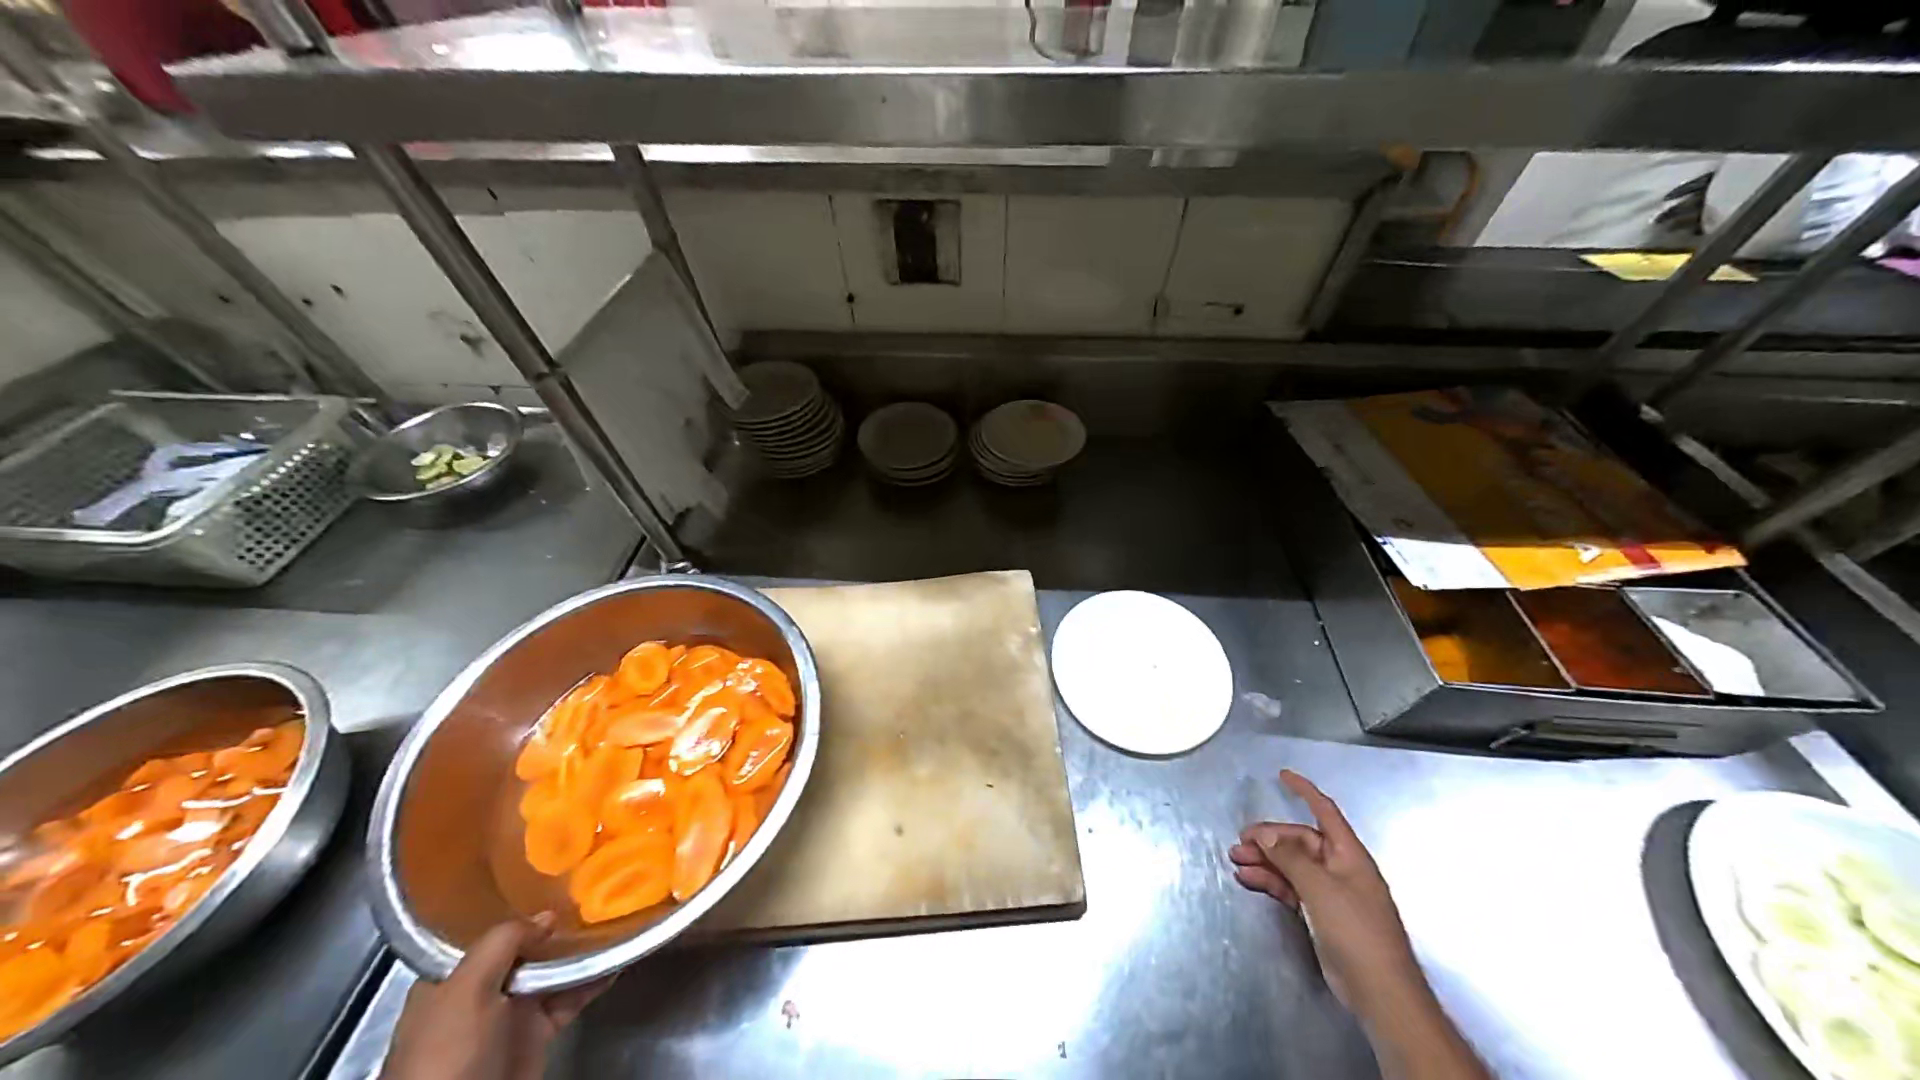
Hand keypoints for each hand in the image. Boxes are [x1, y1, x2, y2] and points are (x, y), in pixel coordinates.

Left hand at [380, 915, 613, 1079]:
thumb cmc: (451, 1052)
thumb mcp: (467, 989)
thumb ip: (504, 942)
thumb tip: (547, 916)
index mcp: (450, 977)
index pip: (487, 931)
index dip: (519, 908)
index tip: (557, 883)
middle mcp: (481, 991)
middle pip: (526, 949)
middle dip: (558, 927)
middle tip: (597, 894)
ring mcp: (510, 1015)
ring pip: (552, 971)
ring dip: (581, 952)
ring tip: (615, 921)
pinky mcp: (536, 1036)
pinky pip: (570, 999)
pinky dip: (593, 980)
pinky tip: (618, 960)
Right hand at [1229, 770, 1421, 1018]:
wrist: (1379, 990)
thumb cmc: (1356, 931)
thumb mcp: (1320, 888)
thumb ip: (1291, 858)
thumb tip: (1267, 834)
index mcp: (1349, 855)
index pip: (1325, 812)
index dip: (1305, 791)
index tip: (1283, 774)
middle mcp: (1340, 868)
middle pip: (1300, 841)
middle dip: (1270, 838)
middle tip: (1240, 841)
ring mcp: (1330, 892)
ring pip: (1291, 864)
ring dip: (1264, 860)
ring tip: (1236, 859)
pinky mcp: (1320, 914)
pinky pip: (1290, 887)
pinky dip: (1269, 881)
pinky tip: (1248, 879)